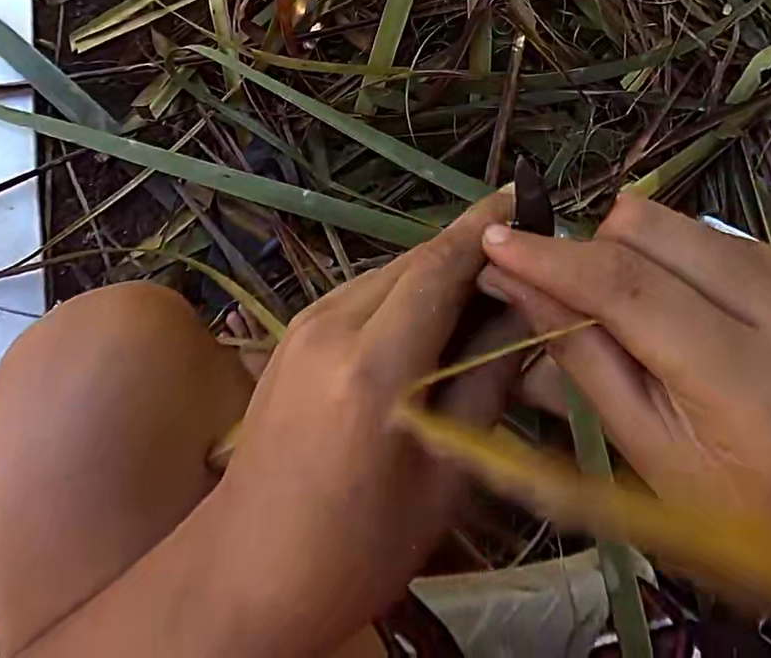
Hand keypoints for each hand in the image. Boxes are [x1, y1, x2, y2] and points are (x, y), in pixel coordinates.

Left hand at [195, 190, 521, 655]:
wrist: (244, 572)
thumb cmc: (361, 543)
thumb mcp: (448, 473)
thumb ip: (489, 375)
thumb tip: (525, 308)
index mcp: (375, 365)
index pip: (442, 266)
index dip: (487, 225)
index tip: (525, 196)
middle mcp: (334, 324)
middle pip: (418, 259)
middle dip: (473, 249)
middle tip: (521, 260)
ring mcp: (306, 321)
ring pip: (393, 271)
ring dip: (441, 270)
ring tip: (484, 292)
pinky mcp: (294, 329)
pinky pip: (367, 290)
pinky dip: (408, 290)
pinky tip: (430, 319)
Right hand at [476, 194, 770, 524]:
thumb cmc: (758, 526)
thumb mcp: (655, 460)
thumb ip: (585, 362)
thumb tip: (516, 284)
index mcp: (754, 392)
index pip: (632, 292)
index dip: (554, 259)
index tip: (496, 241)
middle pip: (650, 229)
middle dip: (590, 250)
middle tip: (568, 296)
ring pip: (674, 221)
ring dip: (627, 252)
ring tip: (627, 312)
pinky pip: (706, 233)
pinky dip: (669, 260)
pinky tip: (678, 309)